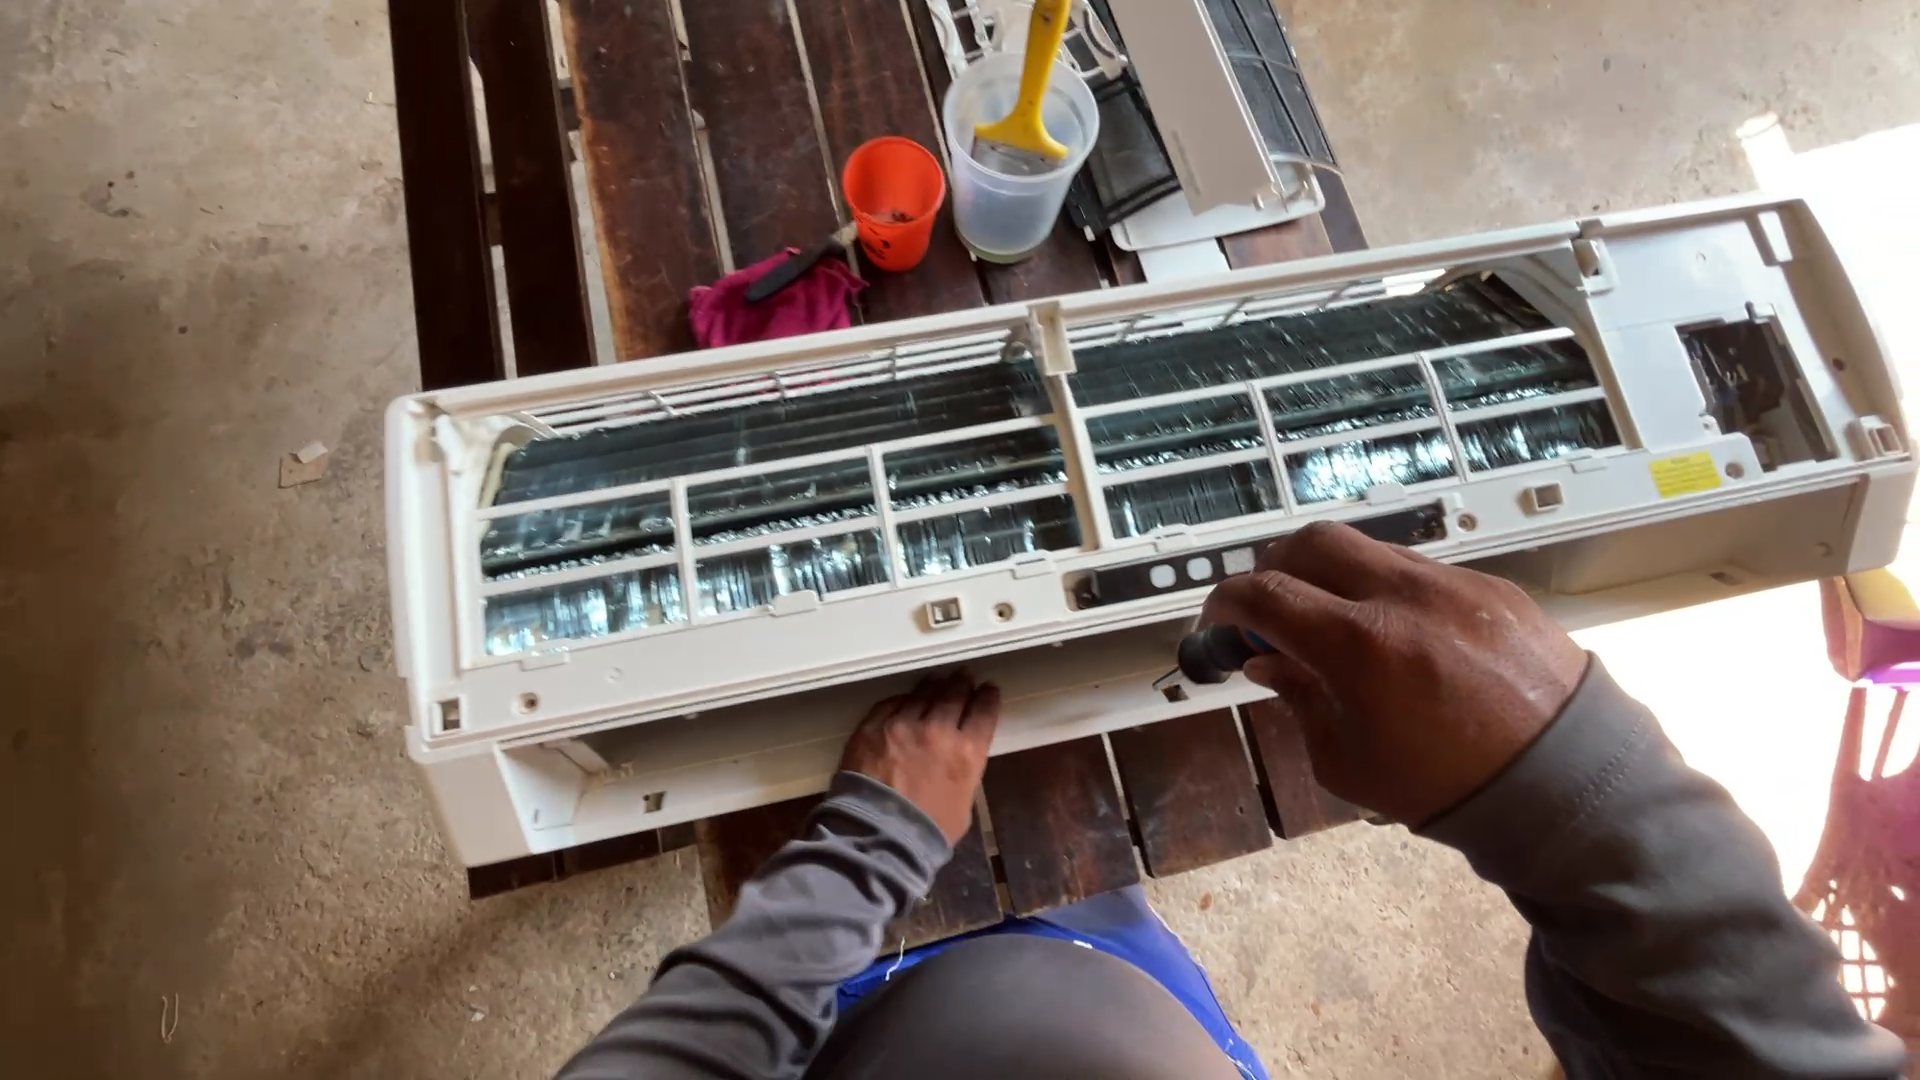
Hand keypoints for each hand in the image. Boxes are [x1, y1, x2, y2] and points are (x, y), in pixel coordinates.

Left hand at [839, 672, 1000, 844]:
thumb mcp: (963, 805)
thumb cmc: (927, 834)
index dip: (988, 697)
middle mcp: (939, 730)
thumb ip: (964, 772)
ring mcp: (904, 724)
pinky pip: (891, 703)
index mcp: (967, 752)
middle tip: (964, 675)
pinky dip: (902, 700)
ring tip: (938, 678)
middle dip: (962, 683)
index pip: (984, 712)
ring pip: (923, 693)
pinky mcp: (874, 725)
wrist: (877, 837)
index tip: (988, 689)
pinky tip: (906, 698)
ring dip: (934, 684)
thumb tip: (957, 759)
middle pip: (955, 695)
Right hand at [1201, 521, 1588, 825]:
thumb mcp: (1343, 758)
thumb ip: (1297, 696)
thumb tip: (1266, 661)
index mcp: (1359, 644)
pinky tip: (1396, 632)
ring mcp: (1452, 584)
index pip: (1262, 593)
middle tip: (1270, 610)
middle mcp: (1401, 596)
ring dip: (1328, 575)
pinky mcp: (1492, 588)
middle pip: (1309, 542)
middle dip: (1272, 569)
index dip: (1224, 603)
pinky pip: (1416, 568)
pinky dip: (1382, 589)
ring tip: (1334, 620)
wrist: (1571, 791)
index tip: (1218, 624)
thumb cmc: (1442, 786)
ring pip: (1363, 547)